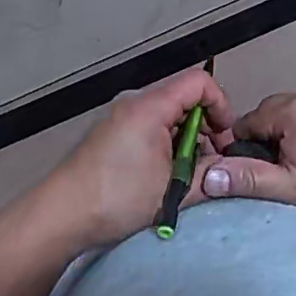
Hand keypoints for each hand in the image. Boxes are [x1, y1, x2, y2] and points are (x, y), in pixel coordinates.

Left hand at [18, 66, 234, 251]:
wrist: (63, 214)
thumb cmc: (115, 197)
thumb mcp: (171, 189)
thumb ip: (208, 174)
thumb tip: (232, 168)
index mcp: (150, 106)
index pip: (198, 82)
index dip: (220, 105)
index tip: (225, 139)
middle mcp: (135, 102)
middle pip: (184, 98)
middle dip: (205, 128)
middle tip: (212, 164)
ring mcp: (122, 116)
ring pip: (168, 115)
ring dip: (186, 140)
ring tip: (188, 177)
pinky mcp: (113, 133)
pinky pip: (150, 126)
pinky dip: (166, 144)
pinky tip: (165, 177)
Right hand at [201, 90, 295, 235]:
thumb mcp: (293, 188)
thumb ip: (248, 178)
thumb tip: (208, 176)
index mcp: (290, 109)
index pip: (246, 122)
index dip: (242, 147)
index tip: (250, 170)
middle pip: (270, 113)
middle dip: (266, 139)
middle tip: (277, 173)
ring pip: (294, 113)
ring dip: (289, 135)